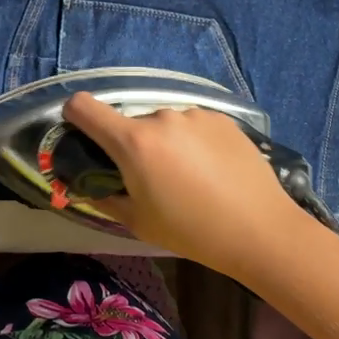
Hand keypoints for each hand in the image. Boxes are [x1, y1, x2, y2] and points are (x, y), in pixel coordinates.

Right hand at [63, 92, 313, 276]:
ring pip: (163, 123)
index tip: (85, 137)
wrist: (263, 232)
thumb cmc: (193, 232)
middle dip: (133, 145)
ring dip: (166, 142)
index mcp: (132, 142)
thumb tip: (84, 184)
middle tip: (154, 178)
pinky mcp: (220, 117)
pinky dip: (194, 141)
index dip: (75, 117)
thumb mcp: (138, 222)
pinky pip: (193, 123)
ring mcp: (192, 114)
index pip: (83, 106)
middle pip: (129, 122)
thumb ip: (104, 197)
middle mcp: (159, 117)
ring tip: (191, 176)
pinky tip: (214, 169)